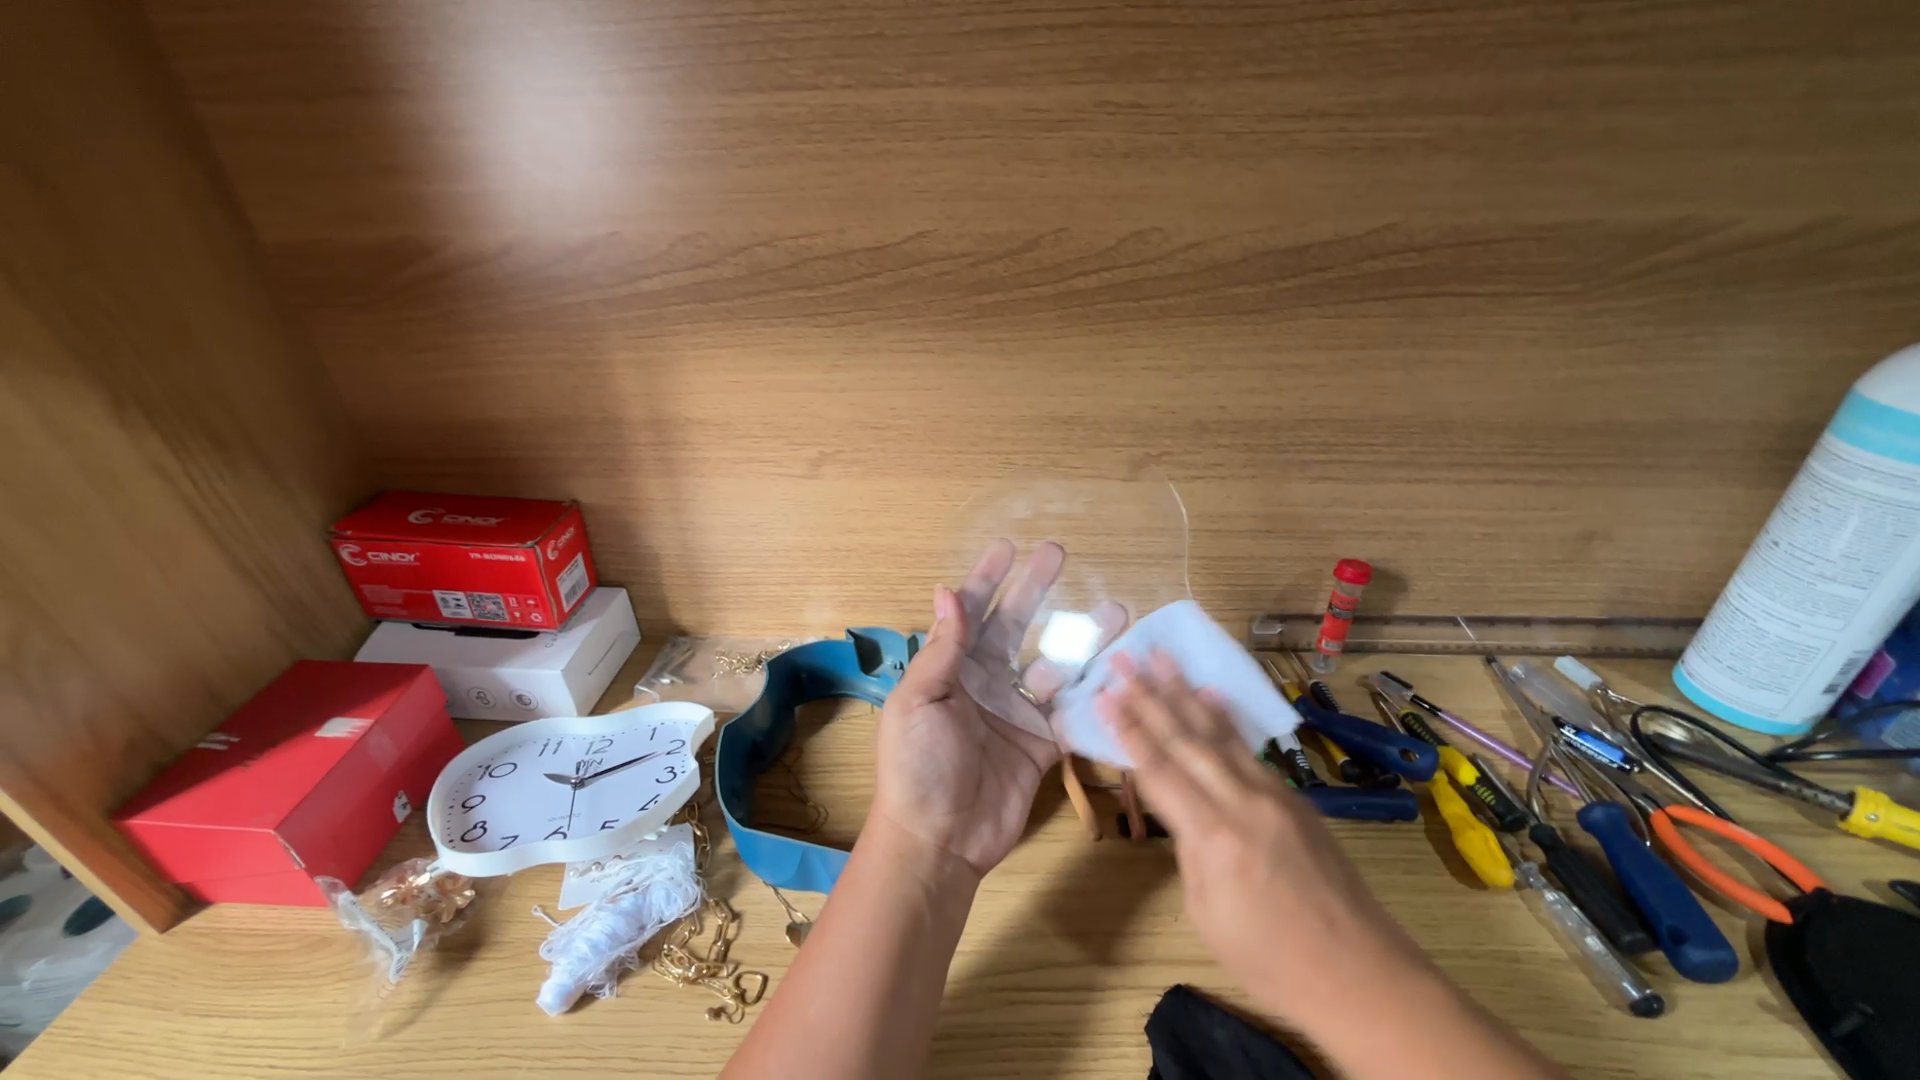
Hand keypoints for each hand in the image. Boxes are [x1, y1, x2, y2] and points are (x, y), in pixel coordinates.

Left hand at [871, 541, 1119, 876]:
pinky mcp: (1041, 743)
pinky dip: (1093, 691)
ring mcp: (1015, 712)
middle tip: (1058, 553)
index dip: (987, 580)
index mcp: (949, 669)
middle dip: (1036, 590)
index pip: (969, 613)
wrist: (939, 839)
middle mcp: (983, 683)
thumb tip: (946, 590)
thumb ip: (942, 650)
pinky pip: (1070, 710)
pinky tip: (1119, 668)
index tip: (1007, 547)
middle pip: (1015, 626)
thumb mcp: (918, 702)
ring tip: (1115, 610)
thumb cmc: (917, 767)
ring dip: (1080, 638)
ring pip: (1052, 664)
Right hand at [1099, 652, 1434, 1025]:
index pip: (1158, 769)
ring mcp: (1275, 794)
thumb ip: (1189, 852)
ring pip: (1220, 733)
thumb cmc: (1269, 961)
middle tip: (1123, 657)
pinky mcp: (1295, 799)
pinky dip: (1225, 718)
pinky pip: (1250, 749)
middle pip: (1186, 738)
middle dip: (1149, 695)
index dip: (1127, 728)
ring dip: (1186, 691)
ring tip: (1162, 657)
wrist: (1360, 976)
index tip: (1103, 691)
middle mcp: (1243, 802)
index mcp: (1213, 836)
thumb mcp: (1206, 912)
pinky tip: (1211, 694)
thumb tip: (1184, 814)